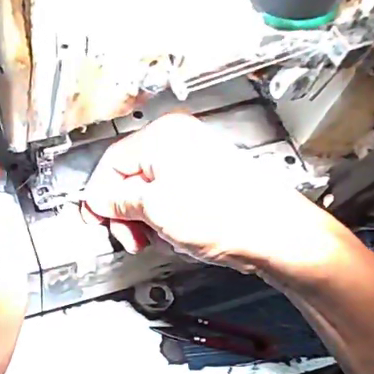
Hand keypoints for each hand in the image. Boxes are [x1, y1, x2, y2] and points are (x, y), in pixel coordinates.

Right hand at [81, 113, 345, 275]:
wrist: (275, 234)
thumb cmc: (230, 216)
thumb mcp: (156, 209)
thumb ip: (118, 201)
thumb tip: (99, 200)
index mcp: (163, 138)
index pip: (110, 164)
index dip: (99, 196)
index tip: (98, 218)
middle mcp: (178, 142)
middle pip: (128, 178)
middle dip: (125, 212)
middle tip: (132, 235)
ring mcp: (193, 161)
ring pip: (148, 193)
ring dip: (147, 220)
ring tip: (163, 235)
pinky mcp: (205, 182)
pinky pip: (169, 199)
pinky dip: (166, 220)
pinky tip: (178, 234)